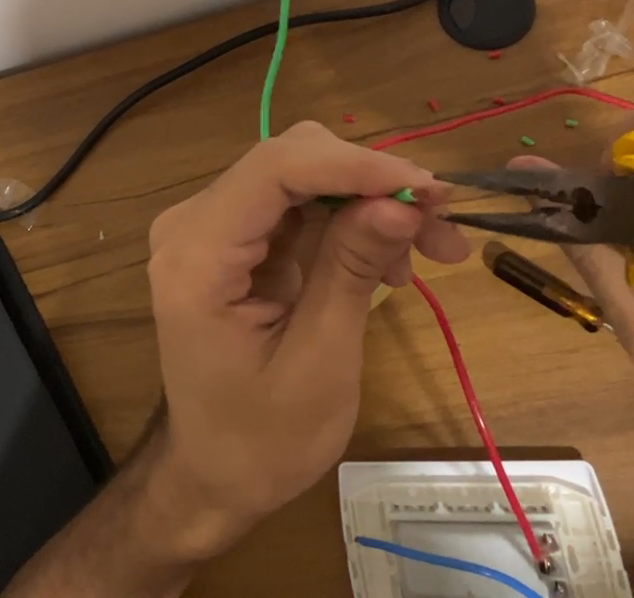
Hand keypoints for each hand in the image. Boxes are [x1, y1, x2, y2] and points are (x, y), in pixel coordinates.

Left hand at [3, 122, 467, 597]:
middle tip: (443, 223)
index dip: (354, 165)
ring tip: (429, 252)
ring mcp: (206, 228)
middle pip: (286, 161)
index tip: (430, 189)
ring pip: (297, 175)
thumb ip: (351, 269)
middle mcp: (190, 224)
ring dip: (366, 200)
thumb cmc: (262, 438)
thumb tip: (401, 200)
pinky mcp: (230, 239)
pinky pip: (294, 205)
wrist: (214, 471)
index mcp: (195, 257)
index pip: (273, 170)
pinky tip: (388, 262)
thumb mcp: (319, 361)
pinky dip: (346, 220)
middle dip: (369, 181)